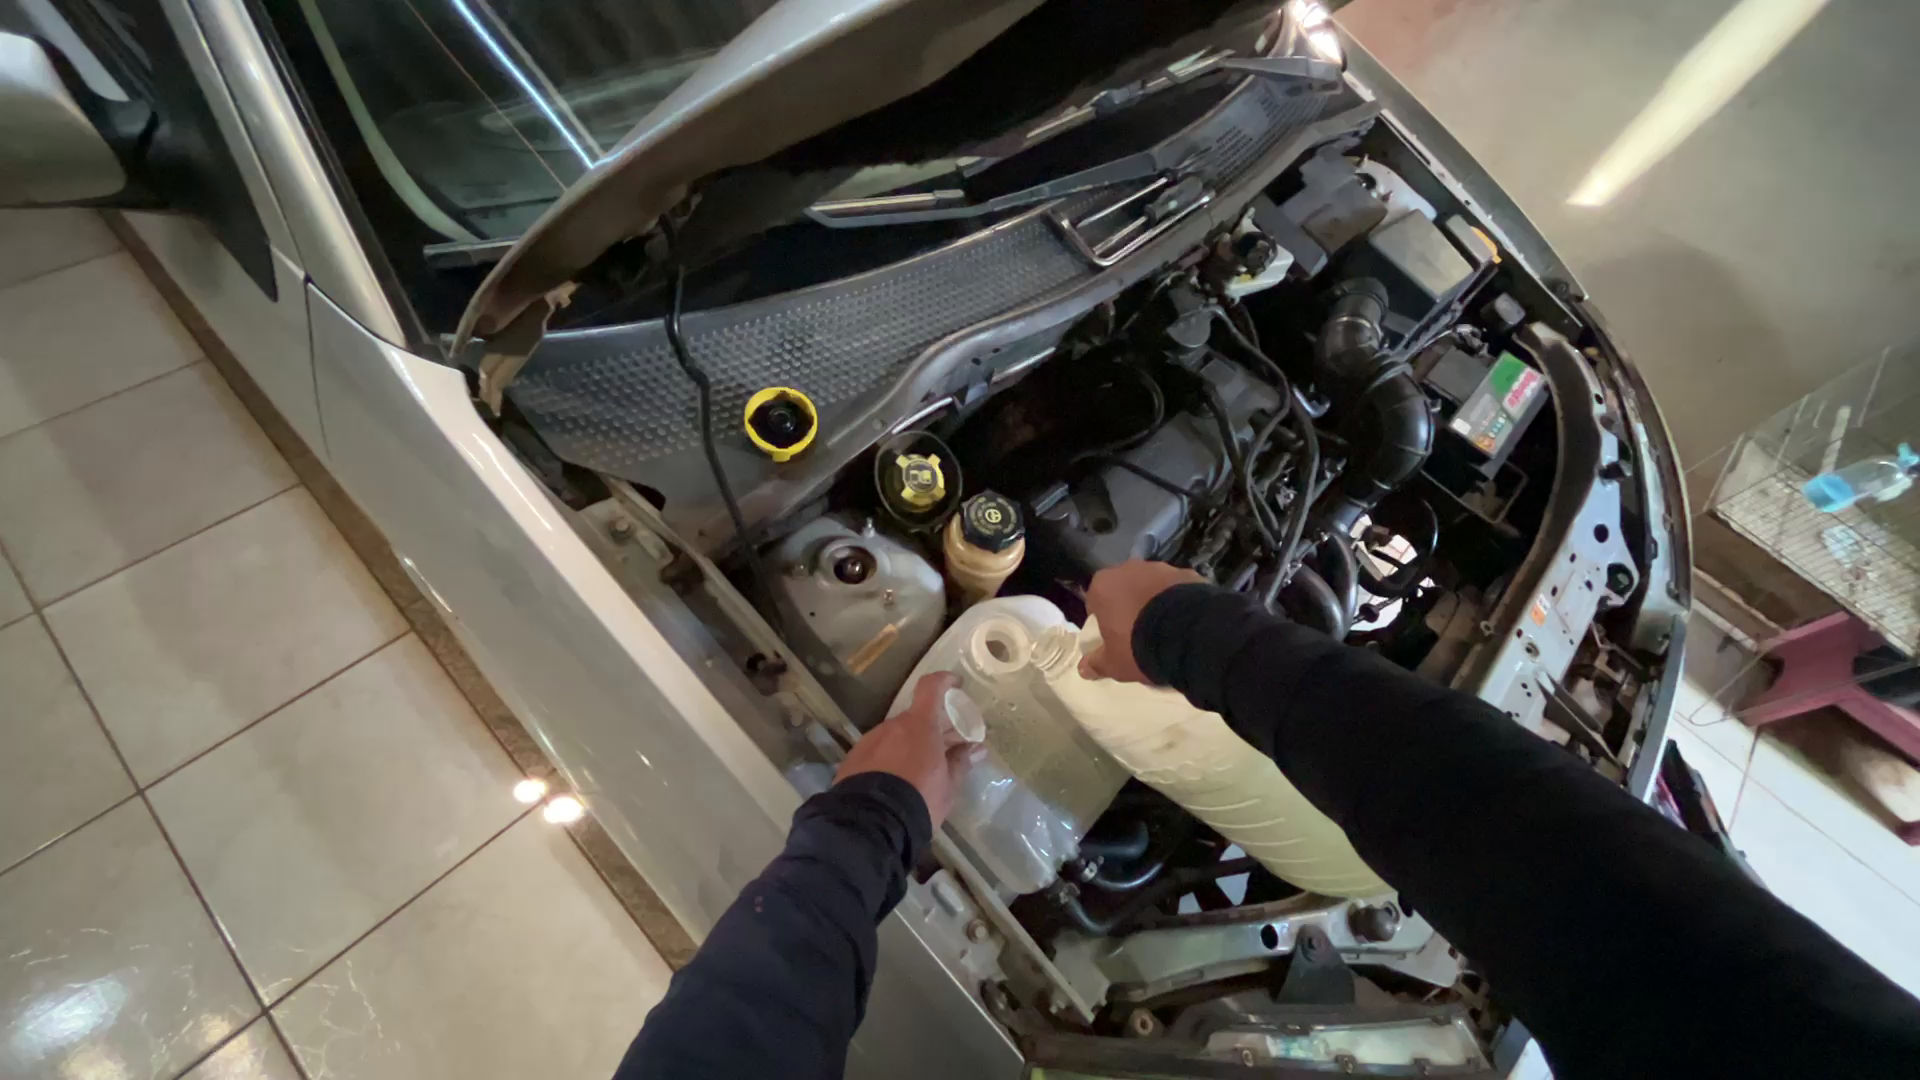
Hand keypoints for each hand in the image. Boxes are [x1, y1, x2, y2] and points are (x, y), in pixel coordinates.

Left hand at [836, 672, 977, 827]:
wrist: (870, 824)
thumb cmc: (918, 799)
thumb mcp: (947, 785)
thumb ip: (961, 762)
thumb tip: (977, 749)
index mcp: (919, 725)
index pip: (931, 688)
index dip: (944, 682)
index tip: (955, 684)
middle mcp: (892, 726)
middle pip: (915, 717)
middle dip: (932, 727)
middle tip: (947, 744)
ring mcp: (869, 742)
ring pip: (895, 736)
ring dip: (910, 744)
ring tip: (920, 768)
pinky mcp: (853, 760)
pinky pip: (877, 751)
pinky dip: (889, 758)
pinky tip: (895, 780)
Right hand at [1080, 560, 1204, 683]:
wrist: (1188, 634)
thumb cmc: (1138, 646)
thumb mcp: (1114, 662)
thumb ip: (1097, 663)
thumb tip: (1083, 669)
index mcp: (1103, 585)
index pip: (1095, 601)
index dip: (1102, 619)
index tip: (1112, 635)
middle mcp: (1128, 569)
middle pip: (1123, 588)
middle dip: (1128, 605)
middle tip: (1138, 631)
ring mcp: (1161, 568)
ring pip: (1151, 585)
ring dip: (1154, 600)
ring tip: (1165, 627)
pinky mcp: (1188, 573)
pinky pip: (1177, 588)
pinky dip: (1177, 600)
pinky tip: (1185, 621)